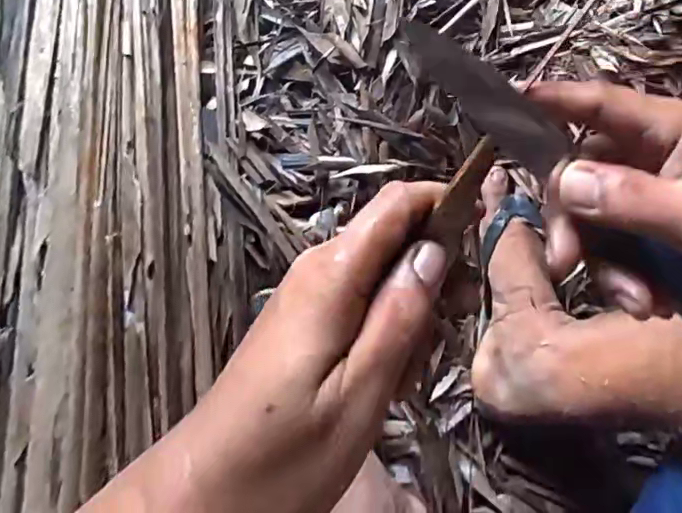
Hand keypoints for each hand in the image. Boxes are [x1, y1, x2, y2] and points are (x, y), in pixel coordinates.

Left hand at [87, 181, 446, 512]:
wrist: (199, 498)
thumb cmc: (282, 459)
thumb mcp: (359, 394)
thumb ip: (401, 314)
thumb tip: (436, 248)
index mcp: (334, 273)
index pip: (398, 202)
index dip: (443, 198)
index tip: (482, 225)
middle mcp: (320, 266)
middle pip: (395, 231)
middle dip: (436, 263)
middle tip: (458, 320)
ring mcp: (311, 290)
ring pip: (383, 266)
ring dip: (414, 301)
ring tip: (415, 367)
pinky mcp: (307, 314)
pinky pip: (364, 294)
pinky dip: (390, 320)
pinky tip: (390, 372)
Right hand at [528, 80, 681, 311]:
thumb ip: (636, 200)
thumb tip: (565, 178)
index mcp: (666, 130)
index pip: (600, 102)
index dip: (554, 98)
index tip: (510, 98)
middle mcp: (646, 153)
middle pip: (578, 169)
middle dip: (570, 218)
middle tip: (565, 262)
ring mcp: (644, 191)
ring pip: (590, 215)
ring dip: (603, 262)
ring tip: (640, 304)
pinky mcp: (646, 228)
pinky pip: (611, 246)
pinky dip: (622, 278)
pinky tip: (654, 304)